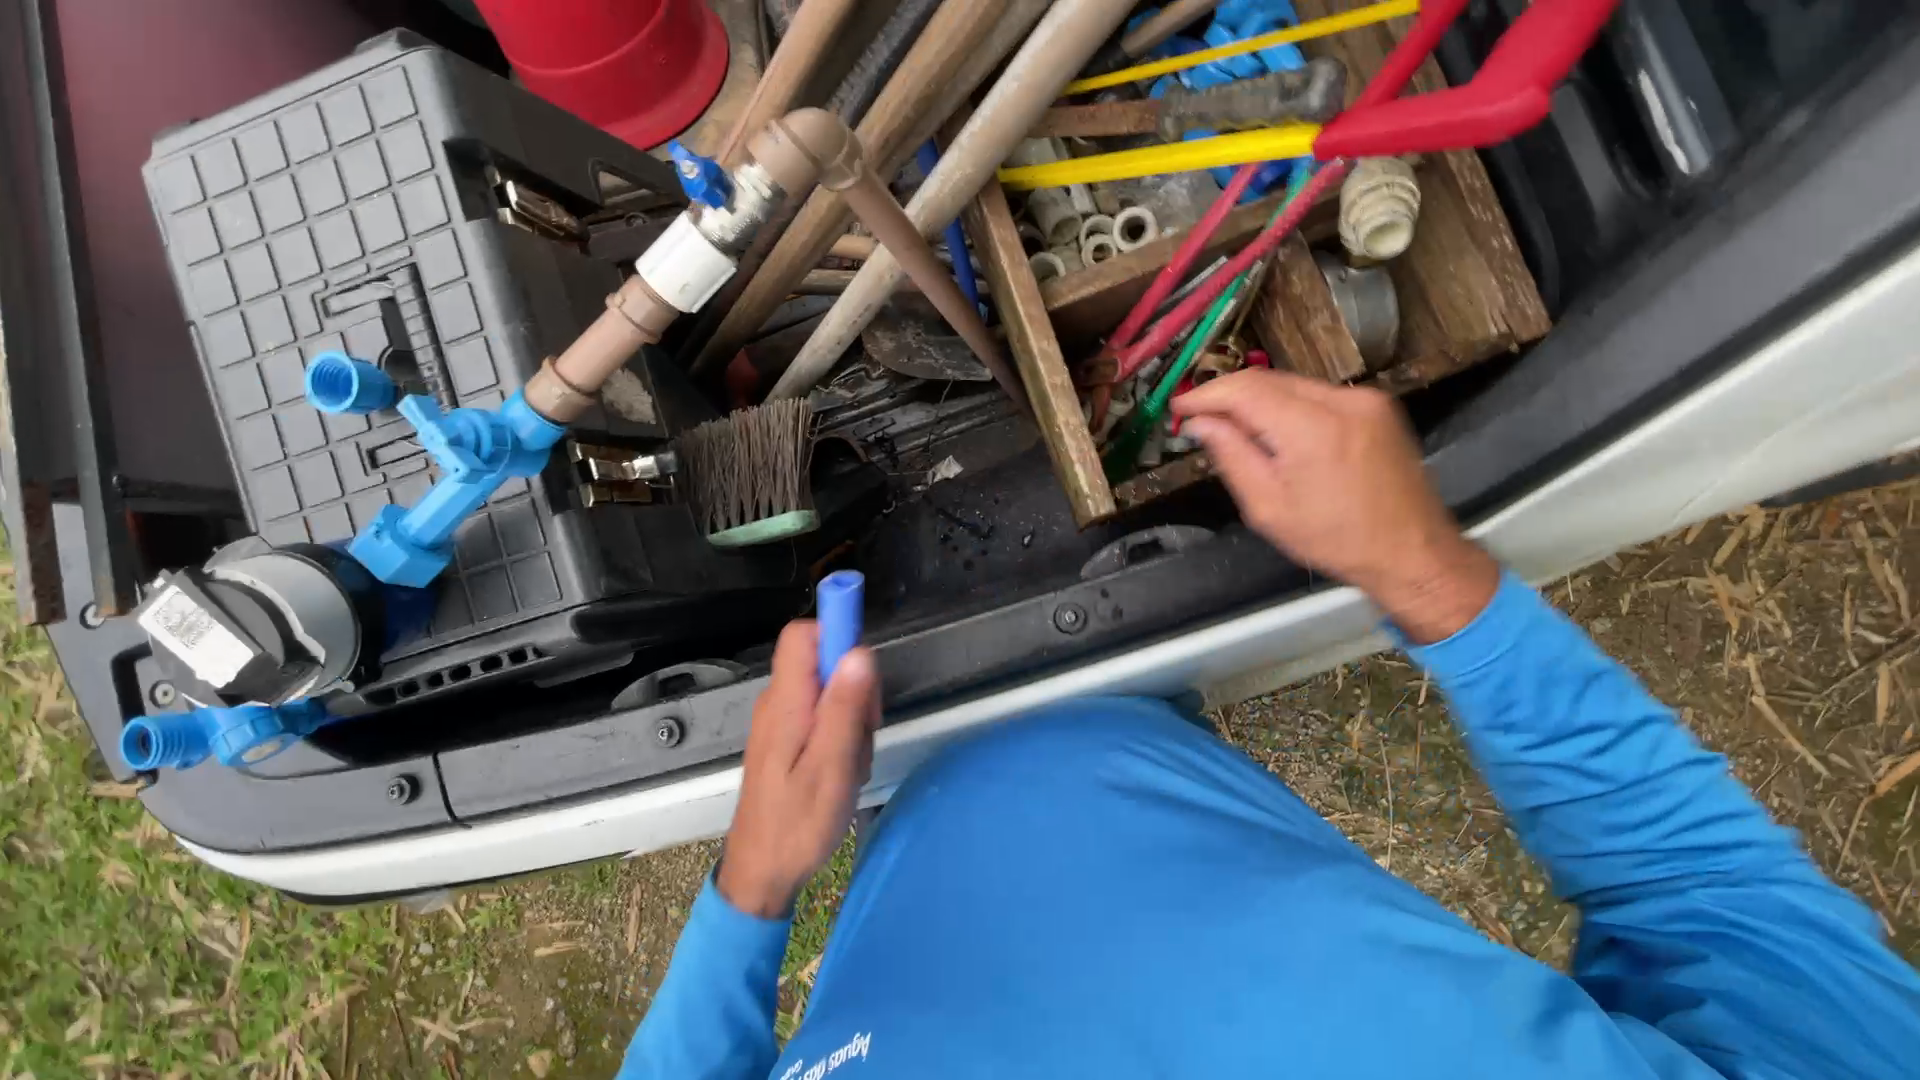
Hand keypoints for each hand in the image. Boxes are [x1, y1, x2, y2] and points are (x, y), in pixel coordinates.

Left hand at [718, 621, 879, 917]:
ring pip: (830, 693)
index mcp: (786, 702)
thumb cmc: (797, 826)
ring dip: (852, 721)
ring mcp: (782, 721)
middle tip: (863, 734)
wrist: (761, 874)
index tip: (863, 671)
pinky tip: (841, 772)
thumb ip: (846, 708)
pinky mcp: (787, 740)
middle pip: (825, 663)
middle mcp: (779, 703)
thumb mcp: (832, 767)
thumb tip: (859, 651)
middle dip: (856, 690)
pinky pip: (823, 718)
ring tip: (850, 763)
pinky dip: (841, 738)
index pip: (802, 634)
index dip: (836, 636)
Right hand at [1171, 369, 1498, 642]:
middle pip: (1267, 380)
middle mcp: (1341, 400)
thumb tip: (1200, 423)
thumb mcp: (1267, 507)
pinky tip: (1274, 432)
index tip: (1178, 408)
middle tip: (1198, 419)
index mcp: (1311, 427)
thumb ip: (1231, 456)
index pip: (1244, 389)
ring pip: (1291, 385)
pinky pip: (1317, 395)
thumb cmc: (1334, 539)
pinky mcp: (1377, 406)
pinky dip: (1287, 406)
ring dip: (1257, 401)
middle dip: (1228, 396)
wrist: (1412, 551)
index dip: (1205, 394)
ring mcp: (1364, 400)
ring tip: (1232, 428)